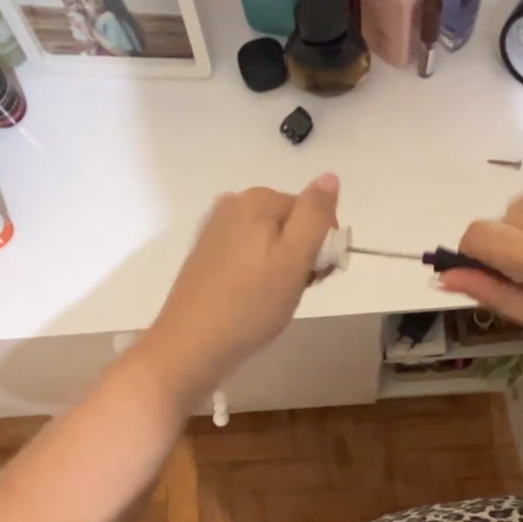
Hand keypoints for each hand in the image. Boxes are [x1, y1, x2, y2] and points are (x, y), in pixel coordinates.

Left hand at [141, 174, 340, 398]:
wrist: (192, 345)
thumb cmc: (251, 304)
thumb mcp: (294, 258)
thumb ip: (316, 214)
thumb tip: (330, 176)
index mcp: (256, 200)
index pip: (311, 211)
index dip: (322, 245)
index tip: (317, 277)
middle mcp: (231, 206)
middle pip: (288, 224)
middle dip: (301, 256)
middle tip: (294, 292)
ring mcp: (214, 232)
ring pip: (269, 243)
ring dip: (281, 269)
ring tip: (273, 301)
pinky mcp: (205, 258)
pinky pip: (247, 257)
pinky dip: (258, 276)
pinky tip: (253, 302)